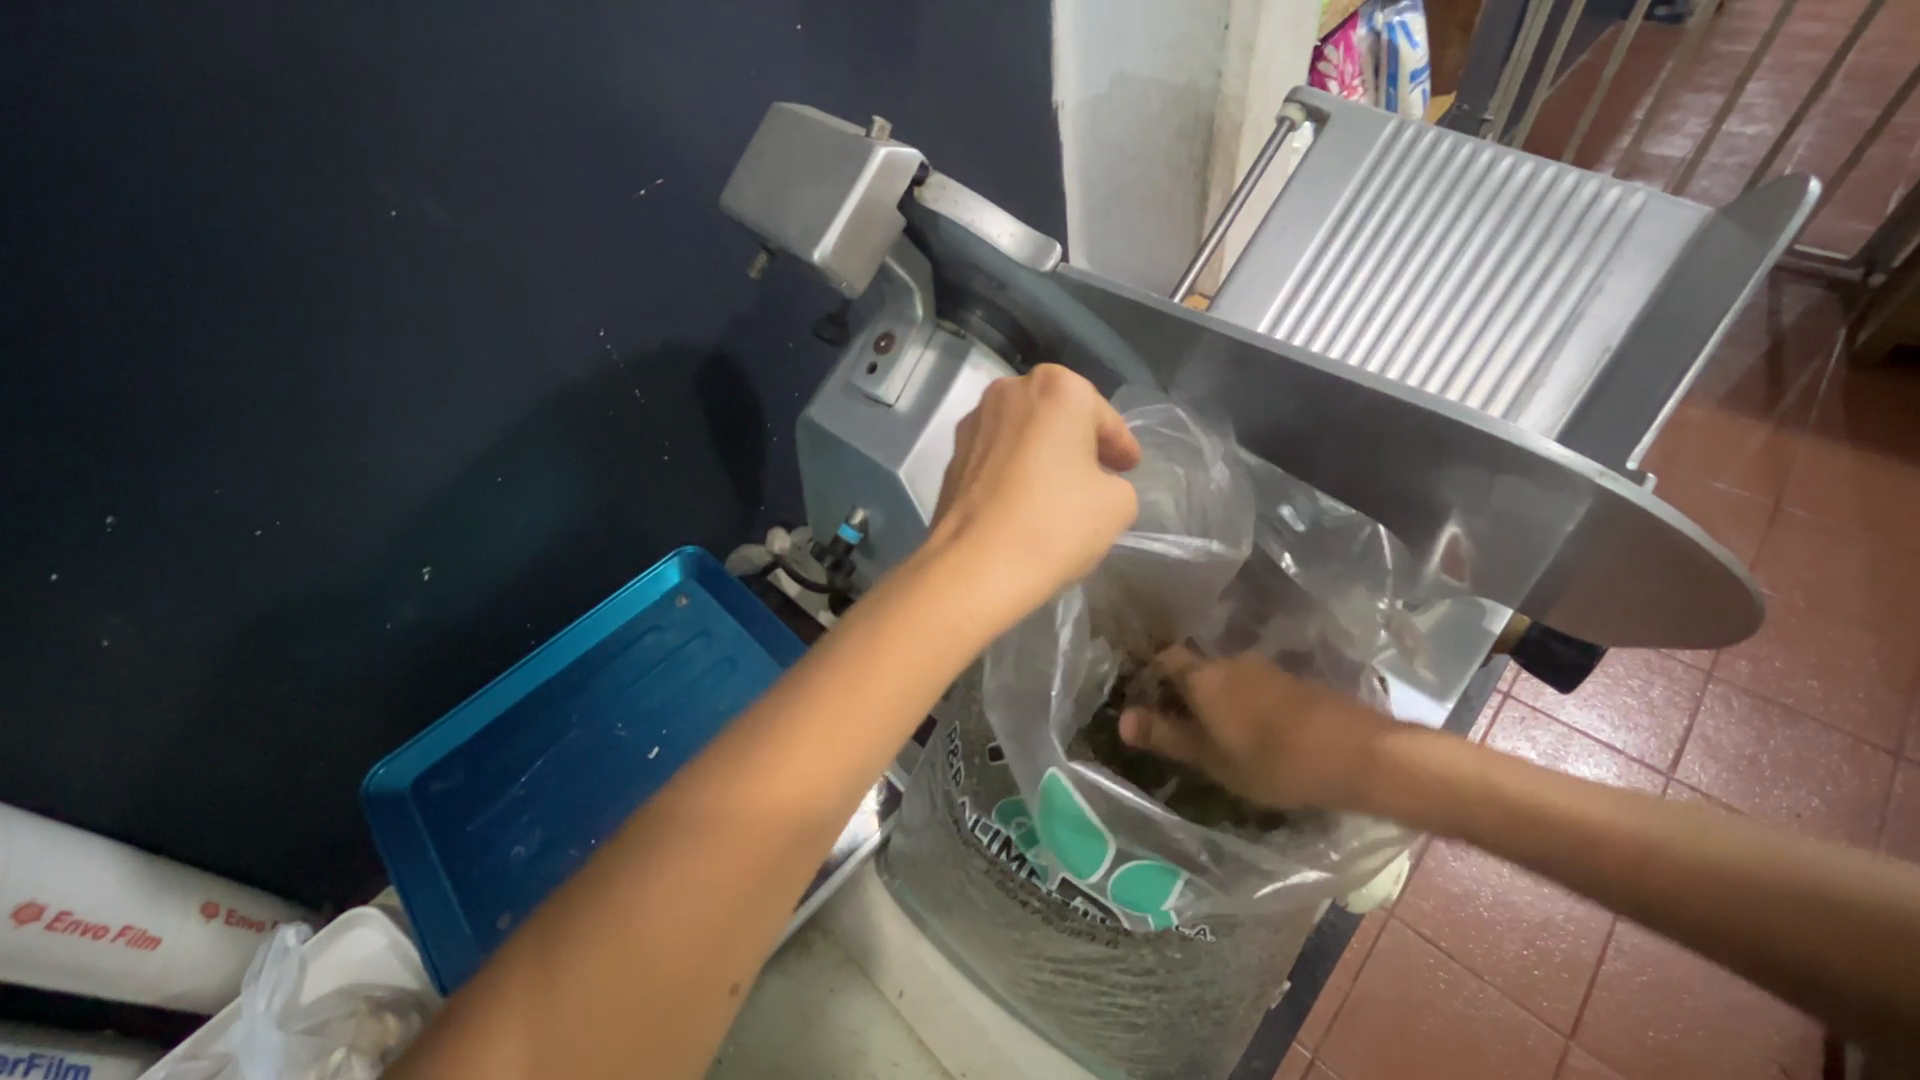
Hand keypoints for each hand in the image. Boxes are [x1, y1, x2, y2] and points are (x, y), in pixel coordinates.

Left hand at [923, 364, 1141, 622]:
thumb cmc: (1056, 523)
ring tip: (1058, 492)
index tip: (1129, 468)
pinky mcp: (951, 458)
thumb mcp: (1119, 504)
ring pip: (1022, 435)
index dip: (1120, 445)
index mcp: (1056, 388)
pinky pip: (997, 459)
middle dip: (1077, 443)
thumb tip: (1096, 485)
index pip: (1103, 417)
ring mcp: (973, 423)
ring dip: (1042, 455)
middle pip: (1058, 416)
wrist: (975, 566)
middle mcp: (1009, 392)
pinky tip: (1024, 504)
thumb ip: (1117, 483)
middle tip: (1097, 476)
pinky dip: (1014, 473)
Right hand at [1117, 646, 1394, 810]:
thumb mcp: (1211, 760)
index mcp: (1203, 676)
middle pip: (1195, 669)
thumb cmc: (1273, 761)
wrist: (1358, 755)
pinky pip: (1253, 687)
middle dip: (1183, 693)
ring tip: (1214, 736)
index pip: (1164, 659)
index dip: (1151, 678)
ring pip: (1226, 679)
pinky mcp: (1294, 682)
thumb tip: (1122, 720)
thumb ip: (1167, 737)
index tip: (1145, 704)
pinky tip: (1252, 734)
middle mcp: (1231, 661)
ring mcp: (1266, 669)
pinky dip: (1244, 705)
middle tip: (1176, 728)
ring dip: (1216, 700)